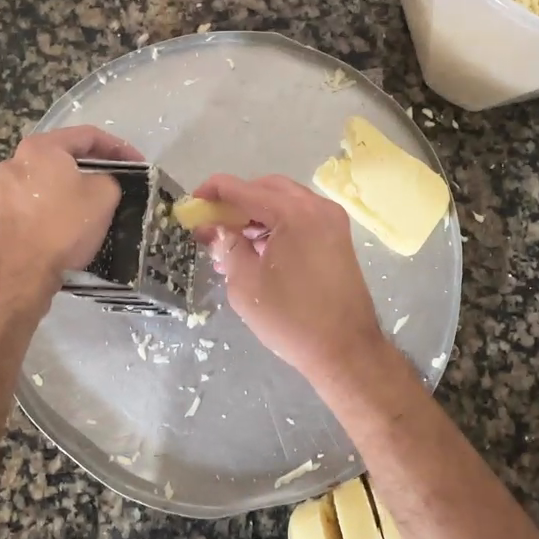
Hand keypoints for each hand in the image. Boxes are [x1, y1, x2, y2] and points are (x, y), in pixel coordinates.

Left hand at [0, 126, 141, 304]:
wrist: (14, 275)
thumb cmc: (62, 227)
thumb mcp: (104, 196)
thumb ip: (109, 179)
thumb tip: (100, 184)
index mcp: (40, 148)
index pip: (87, 135)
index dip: (119, 147)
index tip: (138, 164)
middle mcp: (15, 162)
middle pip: (64, 157)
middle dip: (94, 168)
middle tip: (118, 183)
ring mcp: (1, 191)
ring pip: (48, 183)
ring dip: (73, 190)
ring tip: (95, 208)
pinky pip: (35, 206)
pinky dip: (55, 211)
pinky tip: (69, 229)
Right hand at [191, 174, 385, 383]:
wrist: (345, 350)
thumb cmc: (291, 319)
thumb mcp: (245, 283)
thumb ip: (227, 245)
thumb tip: (216, 228)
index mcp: (294, 213)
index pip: (244, 189)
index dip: (213, 192)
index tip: (193, 204)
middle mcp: (317, 207)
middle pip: (267, 188)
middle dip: (236, 201)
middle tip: (212, 223)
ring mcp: (332, 221)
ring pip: (285, 202)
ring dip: (256, 214)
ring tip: (230, 242)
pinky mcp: (337, 238)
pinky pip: (300, 218)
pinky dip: (276, 225)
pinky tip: (257, 249)